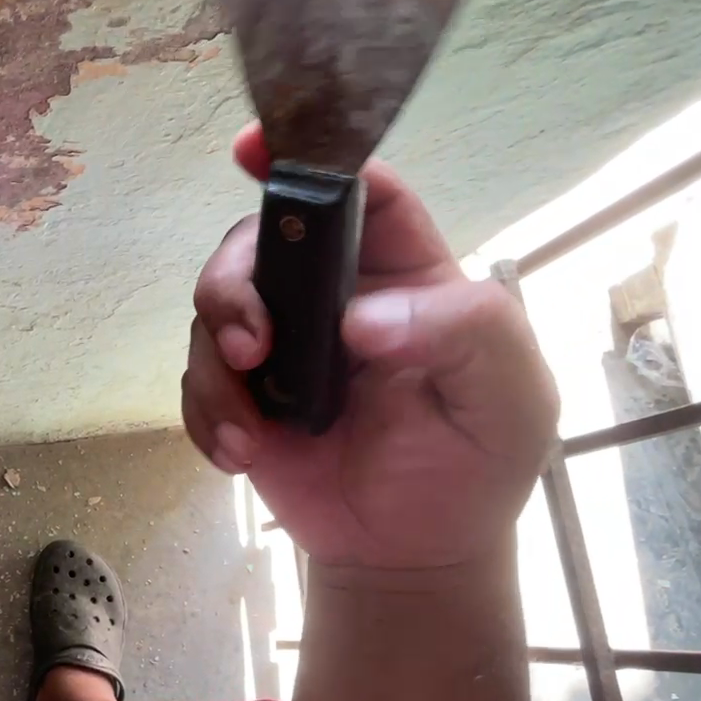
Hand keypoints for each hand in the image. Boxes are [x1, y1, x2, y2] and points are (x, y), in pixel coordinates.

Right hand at [183, 124, 558, 570]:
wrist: (403, 550)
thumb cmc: (470, 467)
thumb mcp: (507, 399)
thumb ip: (462, 334)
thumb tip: (360, 319)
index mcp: (398, 277)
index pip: (359, 198)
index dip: (308, 165)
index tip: (253, 150)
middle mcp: (324, 300)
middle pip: (251, 252)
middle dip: (231, 292)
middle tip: (251, 351)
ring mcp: (274, 350)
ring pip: (208, 320)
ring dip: (215, 375)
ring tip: (248, 437)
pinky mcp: (237, 399)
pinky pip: (193, 386)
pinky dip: (203, 419)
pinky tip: (238, 457)